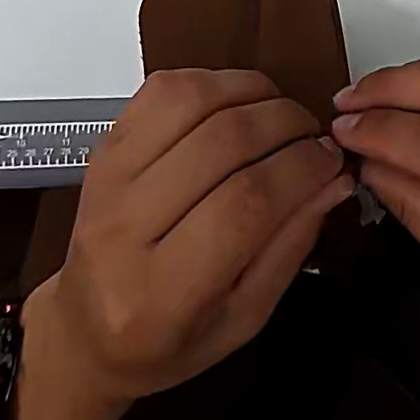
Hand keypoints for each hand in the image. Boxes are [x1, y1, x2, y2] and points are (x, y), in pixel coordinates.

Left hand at [16, 69, 355, 419]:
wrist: (86, 329)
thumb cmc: (167, 339)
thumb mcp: (244, 317)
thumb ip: (292, 244)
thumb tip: (333, 176)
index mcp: (159, 294)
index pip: (243, 207)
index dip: (300, 169)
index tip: (331, 159)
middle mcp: (122, 228)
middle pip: (220, 143)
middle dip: (285, 124)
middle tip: (313, 133)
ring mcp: (108, 176)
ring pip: (191, 101)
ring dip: (252, 92)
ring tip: (279, 111)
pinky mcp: (106, 144)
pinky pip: (164, 88)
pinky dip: (213, 81)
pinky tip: (237, 100)